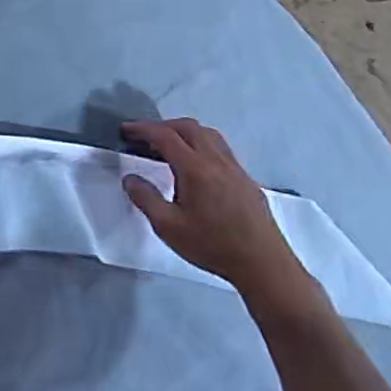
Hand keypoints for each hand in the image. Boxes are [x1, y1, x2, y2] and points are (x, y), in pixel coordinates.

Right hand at [121, 118, 305, 296]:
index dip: (143, 129)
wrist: (263, 265)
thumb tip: (131, 180)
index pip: (165, 136)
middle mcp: (218, 162)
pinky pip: (221, 149)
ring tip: (168, 146)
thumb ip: (145, 198)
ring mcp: (236, 169)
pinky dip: (201, 144)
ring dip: (184, 132)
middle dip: (163, 126)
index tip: (127, 130)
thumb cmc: (213, 246)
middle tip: (144, 136)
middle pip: (189, 127)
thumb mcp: (168, 226)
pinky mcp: (246, 180)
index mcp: (196, 169)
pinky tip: (195, 166)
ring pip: (209, 135)